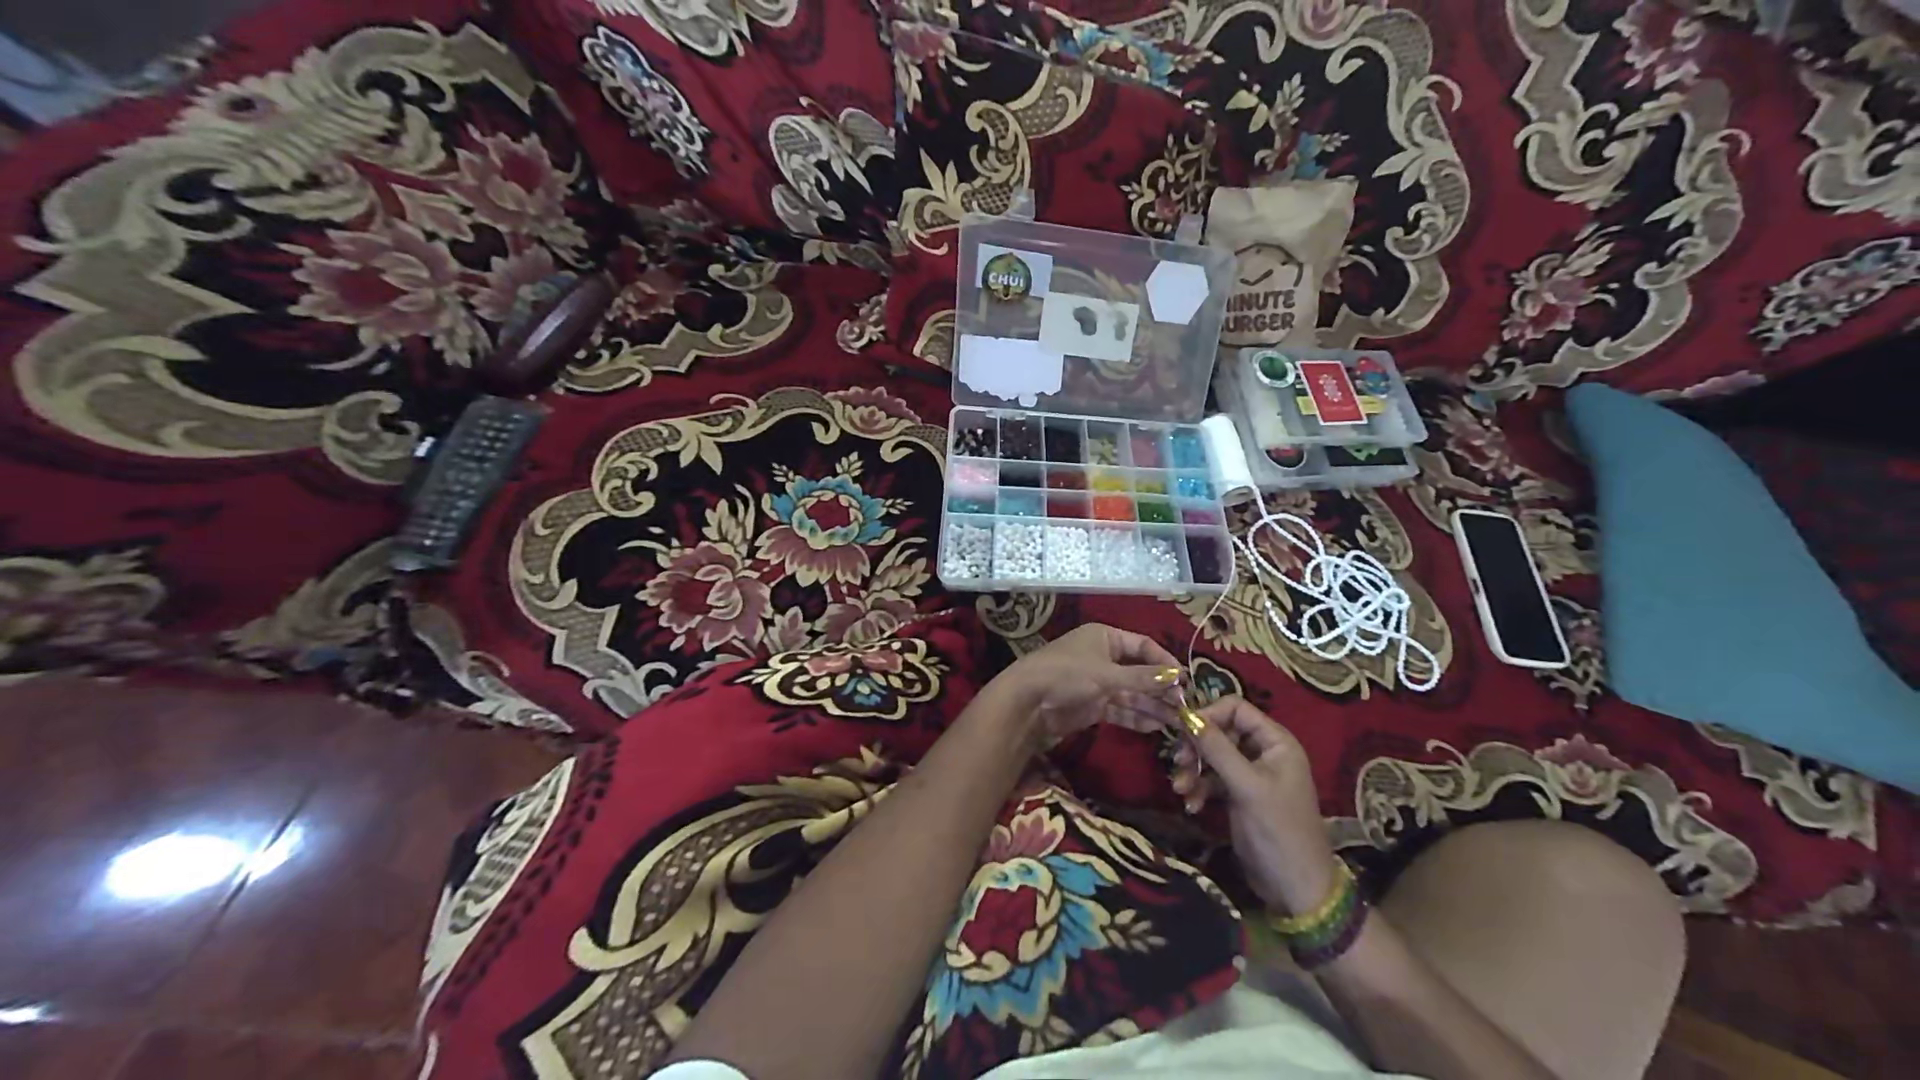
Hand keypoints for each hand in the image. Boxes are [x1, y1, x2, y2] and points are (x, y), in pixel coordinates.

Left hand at [986, 623, 1184, 747]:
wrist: (1027, 702)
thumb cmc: (1066, 675)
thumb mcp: (1107, 674)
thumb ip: (1143, 678)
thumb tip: (1177, 677)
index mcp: (1105, 637)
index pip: (1143, 646)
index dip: (1164, 662)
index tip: (1184, 681)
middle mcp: (1103, 657)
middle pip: (1139, 671)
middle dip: (1160, 688)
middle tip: (1183, 707)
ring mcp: (1097, 682)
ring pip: (1132, 693)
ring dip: (1152, 706)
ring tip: (1177, 721)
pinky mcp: (1092, 705)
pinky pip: (1120, 709)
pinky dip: (1137, 717)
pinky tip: (1156, 727)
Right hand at [1172, 696, 1342, 913]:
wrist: (1296, 888)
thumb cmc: (1278, 830)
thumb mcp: (1247, 787)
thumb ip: (1217, 749)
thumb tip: (1187, 716)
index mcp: (1276, 742)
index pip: (1236, 708)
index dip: (1208, 715)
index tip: (1183, 731)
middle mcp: (1264, 752)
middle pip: (1220, 730)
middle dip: (1197, 747)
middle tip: (1178, 762)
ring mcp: (1251, 774)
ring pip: (1212, 755)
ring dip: (1193, 770)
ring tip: (1181, 790)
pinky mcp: (1239, 795)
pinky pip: (1212, 779)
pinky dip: (1200, 788)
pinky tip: (1192, 806)